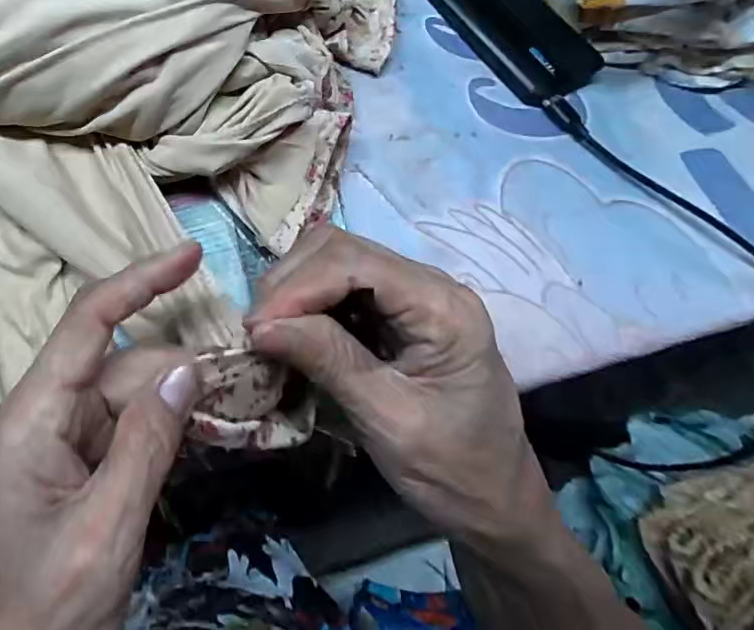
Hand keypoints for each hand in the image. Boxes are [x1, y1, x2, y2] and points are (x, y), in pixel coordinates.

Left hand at [0, 242, 205, 629]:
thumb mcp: (105, 529)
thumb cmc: (44, 606)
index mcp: (34, 412)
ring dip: (177, 399)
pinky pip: (124, 426)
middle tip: (243, 378)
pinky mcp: (73, 461)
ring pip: (128, 394)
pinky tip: (201, 432)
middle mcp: (44, 410)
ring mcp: (58, 436)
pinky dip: (163, 427)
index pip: (90, 320)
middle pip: (120, 363)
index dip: (141, 279)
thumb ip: (146, 444)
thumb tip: (187, 367)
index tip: (189, 255)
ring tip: (233, 410)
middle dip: (178, 366)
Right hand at [244, 226, 550, 547]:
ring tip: (269, 330)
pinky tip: (290, 328)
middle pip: (338, 248)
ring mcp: (410, 291)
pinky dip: (305, 299)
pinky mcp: (393, 306)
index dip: (298, 286)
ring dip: (292, 287)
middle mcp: (427, 283)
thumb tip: (259, 326)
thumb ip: (327, 360)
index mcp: (442, 306)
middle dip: (289, 282)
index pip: (352, 262)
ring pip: (331, 257)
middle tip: (257, 330)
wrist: (496, 506)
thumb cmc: (454, 471)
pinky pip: (337, 282)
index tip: (257, 328)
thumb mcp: (388, 420)